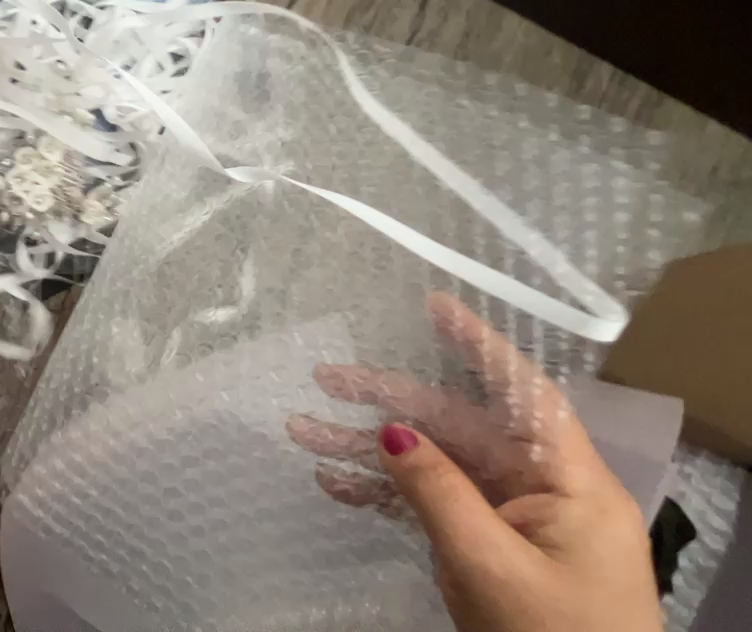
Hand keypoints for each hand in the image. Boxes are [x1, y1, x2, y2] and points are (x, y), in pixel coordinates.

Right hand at [288, 295, 660, 631]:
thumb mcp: (492, 564)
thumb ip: (439, 492)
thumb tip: (390, 431)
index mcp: (567, 484)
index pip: (522, 396)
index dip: (480, 346)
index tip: (433, 304)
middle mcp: (538, 488)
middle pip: (455, 423)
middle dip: (387, 399)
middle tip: (323, 378)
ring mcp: (508, 516)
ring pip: (429, 460)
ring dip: (365, 447)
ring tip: (301, 431)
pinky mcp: (482, 542)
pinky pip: (424, 499)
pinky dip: (379, 489)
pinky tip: (334, 483)